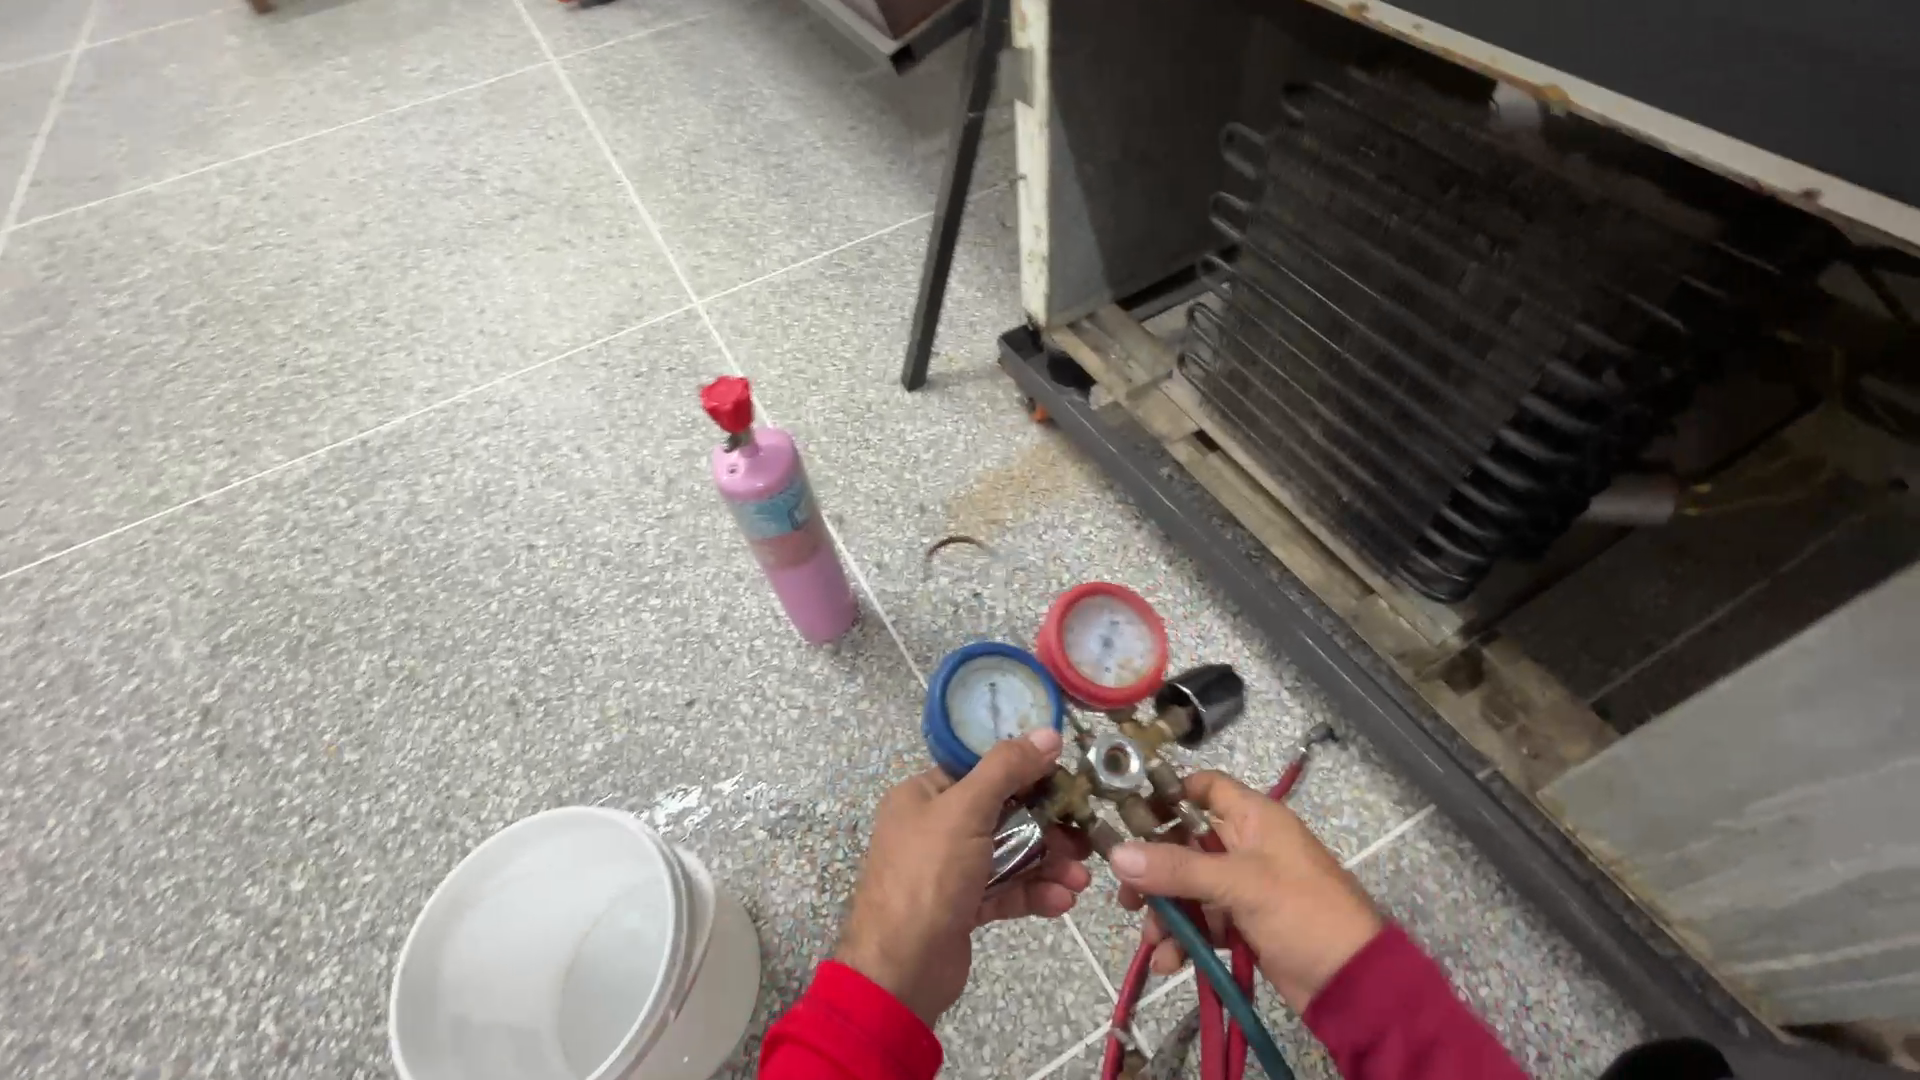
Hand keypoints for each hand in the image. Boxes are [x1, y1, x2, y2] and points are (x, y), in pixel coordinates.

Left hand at [835, 729, 1092, 1024]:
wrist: (900, 971)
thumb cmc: (928, 875)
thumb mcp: (966, 810)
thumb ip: (1007, 769)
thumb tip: (1048, 734)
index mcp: (923, 795)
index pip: (980, 771)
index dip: (1024, 772)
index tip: (1066, 779)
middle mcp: (933, 827)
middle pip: (1001, 814)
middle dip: (1046, 828)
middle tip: (1084, 838)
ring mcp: (948, 869)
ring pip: (1008, 855)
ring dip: (1047, 864)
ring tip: (1081, 879)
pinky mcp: (963, 906)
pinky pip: (1004, 890)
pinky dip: (1033, 893)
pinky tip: (1062, 901)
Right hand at [1110, 770, 1382, 1011]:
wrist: (1358, 988)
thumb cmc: (1304, 913)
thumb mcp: (1240, 885)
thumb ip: (1177, 869)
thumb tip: (1116, 855)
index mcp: (1255, 818)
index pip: (1206, 787)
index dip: (1170, 794)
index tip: (1131, 814)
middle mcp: (1247, 846)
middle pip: (1187, 842)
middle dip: (1155, 868)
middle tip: (1128, 894)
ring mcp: (1245, 887)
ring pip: (1190, 886)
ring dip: (1167, 911)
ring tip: (1152, 940)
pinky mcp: (1245, 924)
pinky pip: (1203, 921)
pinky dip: (1185, 939)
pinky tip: (1171, 961)